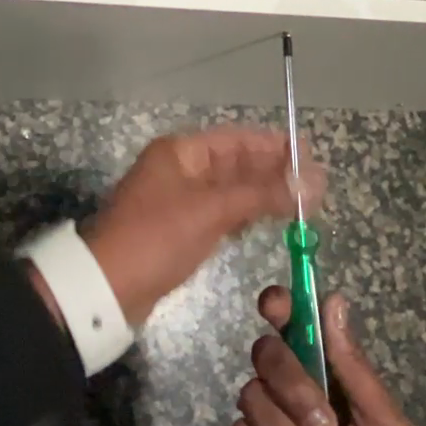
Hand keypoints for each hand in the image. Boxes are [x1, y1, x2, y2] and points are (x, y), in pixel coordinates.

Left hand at [83, 127, 323, 325]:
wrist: (109, 286)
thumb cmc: (157, 237)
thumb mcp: (211, 211)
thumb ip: (261, 194)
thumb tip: (310, 180)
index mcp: (180, 152)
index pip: (234, 140)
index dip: (271, 145)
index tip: (308, 151)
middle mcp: (180, 169)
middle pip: (234, 164)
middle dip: (273, 170)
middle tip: (315, 181)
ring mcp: (180, 200)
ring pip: (230, 190)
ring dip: (263, 193)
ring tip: (303, 200)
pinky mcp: (182, 229)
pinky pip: (221, 212)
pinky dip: (245, 213)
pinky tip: (271, 218)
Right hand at [228, 288, 412, 425]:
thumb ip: (355, 368)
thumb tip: (335, 299)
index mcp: (321, 367)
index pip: (289, 317)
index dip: (278, 303)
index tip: (278, 307)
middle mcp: (285, 382)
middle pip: (264, 353)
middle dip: (292, 386)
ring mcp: (261, 414)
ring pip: (251, 397)